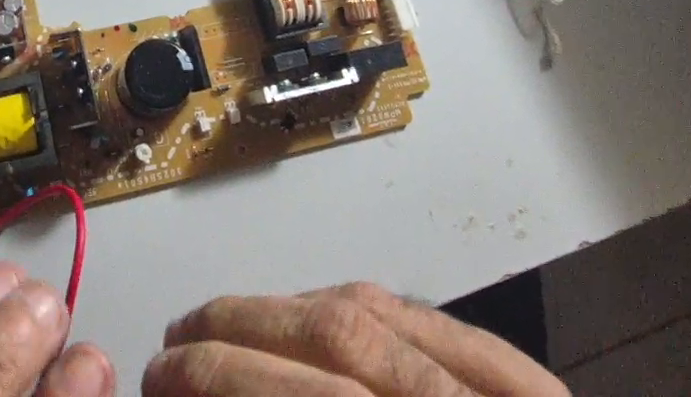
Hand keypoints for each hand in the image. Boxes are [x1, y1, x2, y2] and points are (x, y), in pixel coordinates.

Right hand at [144, 283, 567, 396]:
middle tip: (172, 345)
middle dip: (236, 333)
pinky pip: (425, 316)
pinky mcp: (529, 387)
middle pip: (339, 344)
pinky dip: (350, 303)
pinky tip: (305, 307)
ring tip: (220, 319)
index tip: (161, 378)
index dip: (224, 377)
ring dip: (281, 307)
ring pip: (377, 315)